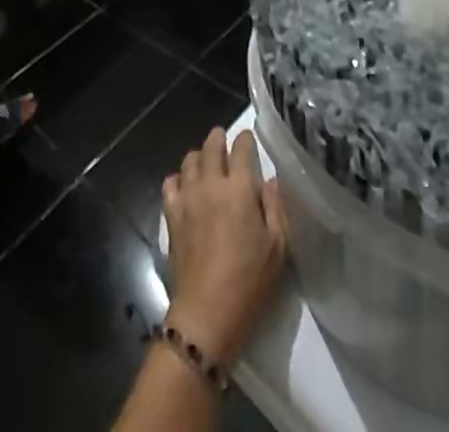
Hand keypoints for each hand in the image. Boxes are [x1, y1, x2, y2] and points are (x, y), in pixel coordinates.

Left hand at [162, 128, 287, 365]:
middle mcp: (210, 184)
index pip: (241, 150)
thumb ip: (275, 207)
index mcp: (240, 189)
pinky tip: (186, 186)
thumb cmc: (250, 280)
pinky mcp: (170, 214)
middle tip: (224, 138)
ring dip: (200, 156)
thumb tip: (270, 180)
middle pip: (211, 147)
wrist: (207, 311)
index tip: (248, 137)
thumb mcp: (278, 245)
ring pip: (189, 161)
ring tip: (207, 162)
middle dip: (218, 138)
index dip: (246, 140)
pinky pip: (170, 183)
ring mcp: (187, 198)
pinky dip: (178, 178)